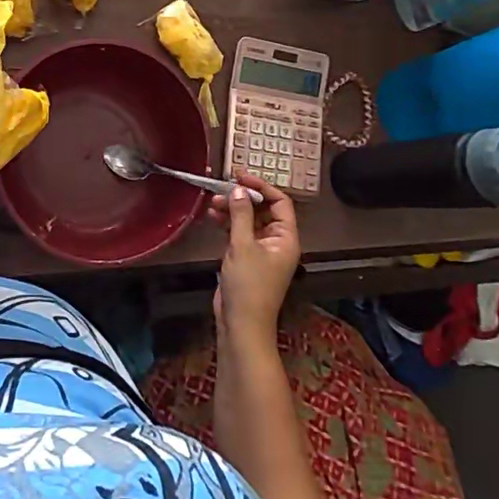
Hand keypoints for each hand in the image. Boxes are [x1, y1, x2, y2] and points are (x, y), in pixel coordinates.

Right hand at [206, 174, 299, 341]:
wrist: (241, 322)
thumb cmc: (248, 285)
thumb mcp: (243, 246)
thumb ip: (241, 215)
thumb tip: (239, 190)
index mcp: (286, 238)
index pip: (280, 202)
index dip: (262, 187)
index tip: (240, 176)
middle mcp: (276, 241)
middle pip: (263, 210)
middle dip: (243, 198)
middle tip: (221, 190)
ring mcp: (261, 251)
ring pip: (249, 221)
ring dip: (232, 210)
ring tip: (211, 203)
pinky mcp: (246, 259)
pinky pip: (239, 233)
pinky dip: (228, 224)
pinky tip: (213, 217)